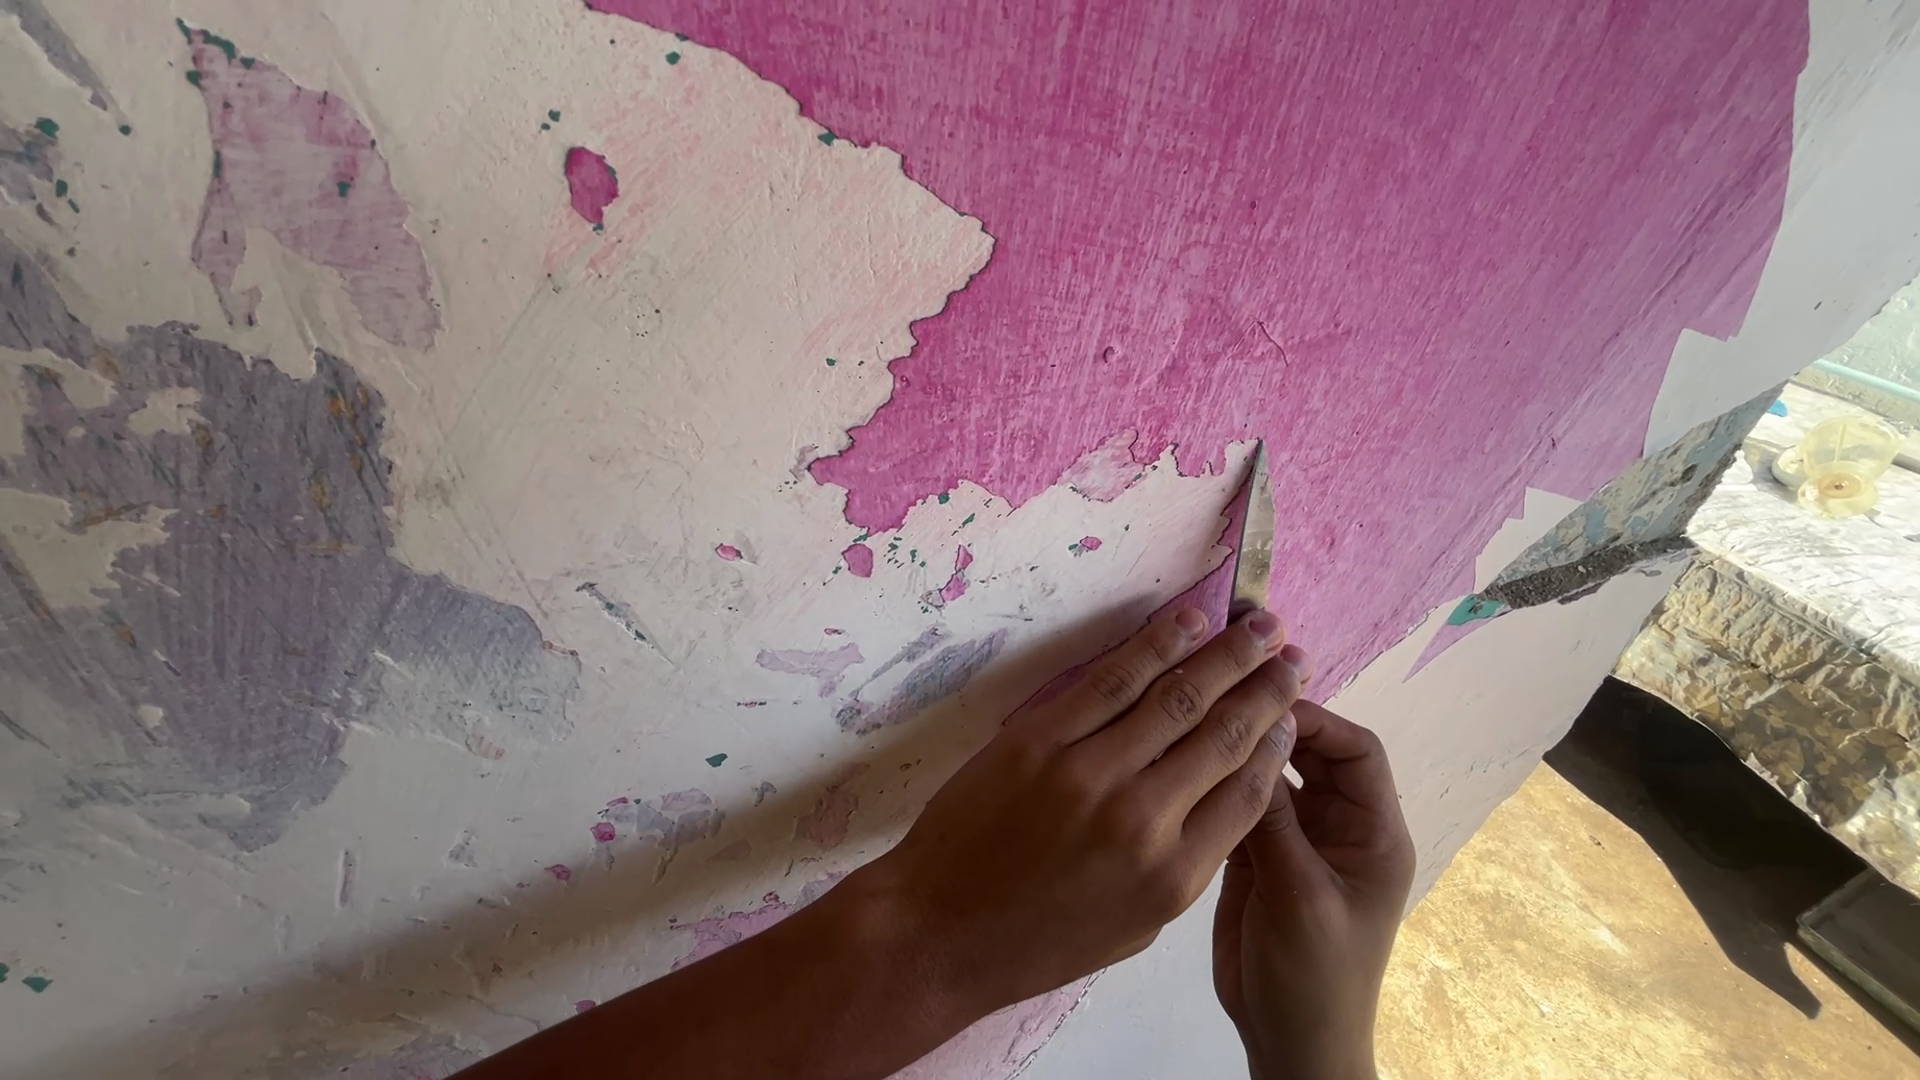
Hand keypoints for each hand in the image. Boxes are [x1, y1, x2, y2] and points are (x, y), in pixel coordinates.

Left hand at [845, 607, 1309, 1018]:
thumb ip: (1183, 862)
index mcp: (1174, 875)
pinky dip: (1154, 647)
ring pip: (1175, 697)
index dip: (1275, 740)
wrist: (941, 928)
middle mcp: (1144, 818)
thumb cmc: (1039, 937)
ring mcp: (1090, 772)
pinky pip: (1110, 683)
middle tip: (1291, 651)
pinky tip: (1186, 623)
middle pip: (1222, 734)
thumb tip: (1218, 793)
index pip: (1246, 791)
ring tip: (1258, 624)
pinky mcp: (1041, 739)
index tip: (1294, 707)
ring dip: (1223, 655)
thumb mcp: (1132, 923)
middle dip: (1265, 687)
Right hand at [1211, 698, 1415, 1079]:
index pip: (1357, 753)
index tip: (1265, 703)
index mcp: (1371, 834)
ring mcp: (1294, 840)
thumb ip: (1273, 819)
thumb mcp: (1299, 895)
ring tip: (1197, 724)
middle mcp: (1335, 827)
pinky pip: (1241, 804)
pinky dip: (1220, 784)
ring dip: (1243, 753)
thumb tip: (1252, 739)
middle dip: (1275, 727)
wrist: (1288, 1041)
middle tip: (1222, 702)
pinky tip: (1187, 766)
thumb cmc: (1315, 974)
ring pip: (1272, 776)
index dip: (1319, 721)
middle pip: (1311, 756)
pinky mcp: (1257, 855)